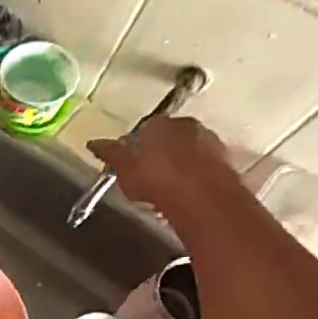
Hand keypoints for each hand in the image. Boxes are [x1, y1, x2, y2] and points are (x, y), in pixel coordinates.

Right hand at [86, 115, 235, 207]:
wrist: (199, 196)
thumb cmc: (156, 178)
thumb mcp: (123, 168)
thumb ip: (109, 153)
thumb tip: (94, 143)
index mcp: (159, 123)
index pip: (143, 131)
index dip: (135, 150)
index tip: (131, 167)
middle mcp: (186, 125)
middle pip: (167, 139)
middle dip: (158, 156)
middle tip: (147, 180)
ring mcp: (208, 141)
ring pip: (187, 152)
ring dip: (177, 167)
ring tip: (164, 191)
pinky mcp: (224, 161)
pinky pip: (202, 168)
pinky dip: (192, 178)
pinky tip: (183, 195)